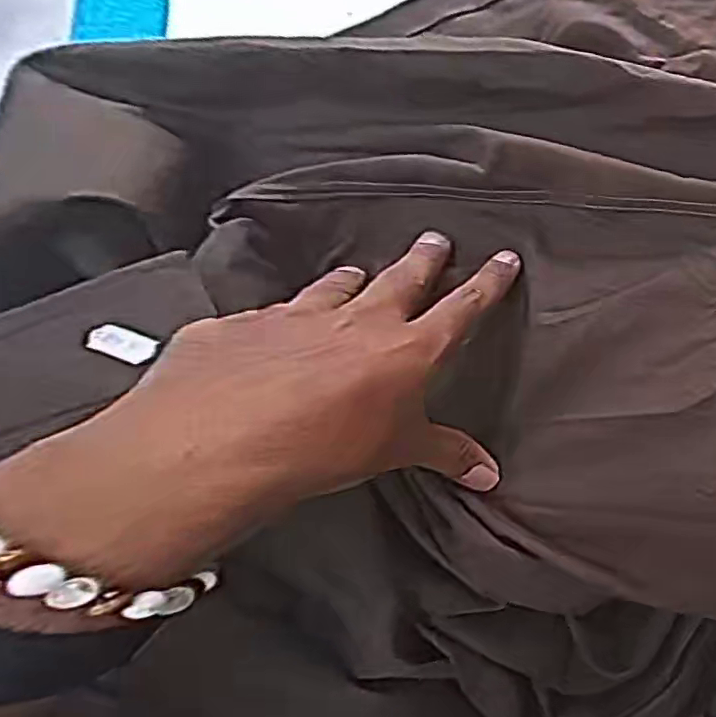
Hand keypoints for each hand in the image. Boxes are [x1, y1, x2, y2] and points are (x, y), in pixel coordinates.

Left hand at [0, 232, 518, 627]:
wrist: (212, 446)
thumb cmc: (322, 447)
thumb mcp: (397, 452)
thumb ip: (447, 454)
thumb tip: (490, 476)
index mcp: (408, 348)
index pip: (462, 307)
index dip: (488, 282)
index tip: (504, 258)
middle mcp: (358, 321)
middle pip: (402, 278)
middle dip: (425, 258)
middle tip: (436, 239)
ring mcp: (296, 316)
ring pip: (336, 286)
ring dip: (354, 278)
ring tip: (358, 271)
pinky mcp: (239, 325)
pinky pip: (270, 313)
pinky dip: (282, 314)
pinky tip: (274, 324)